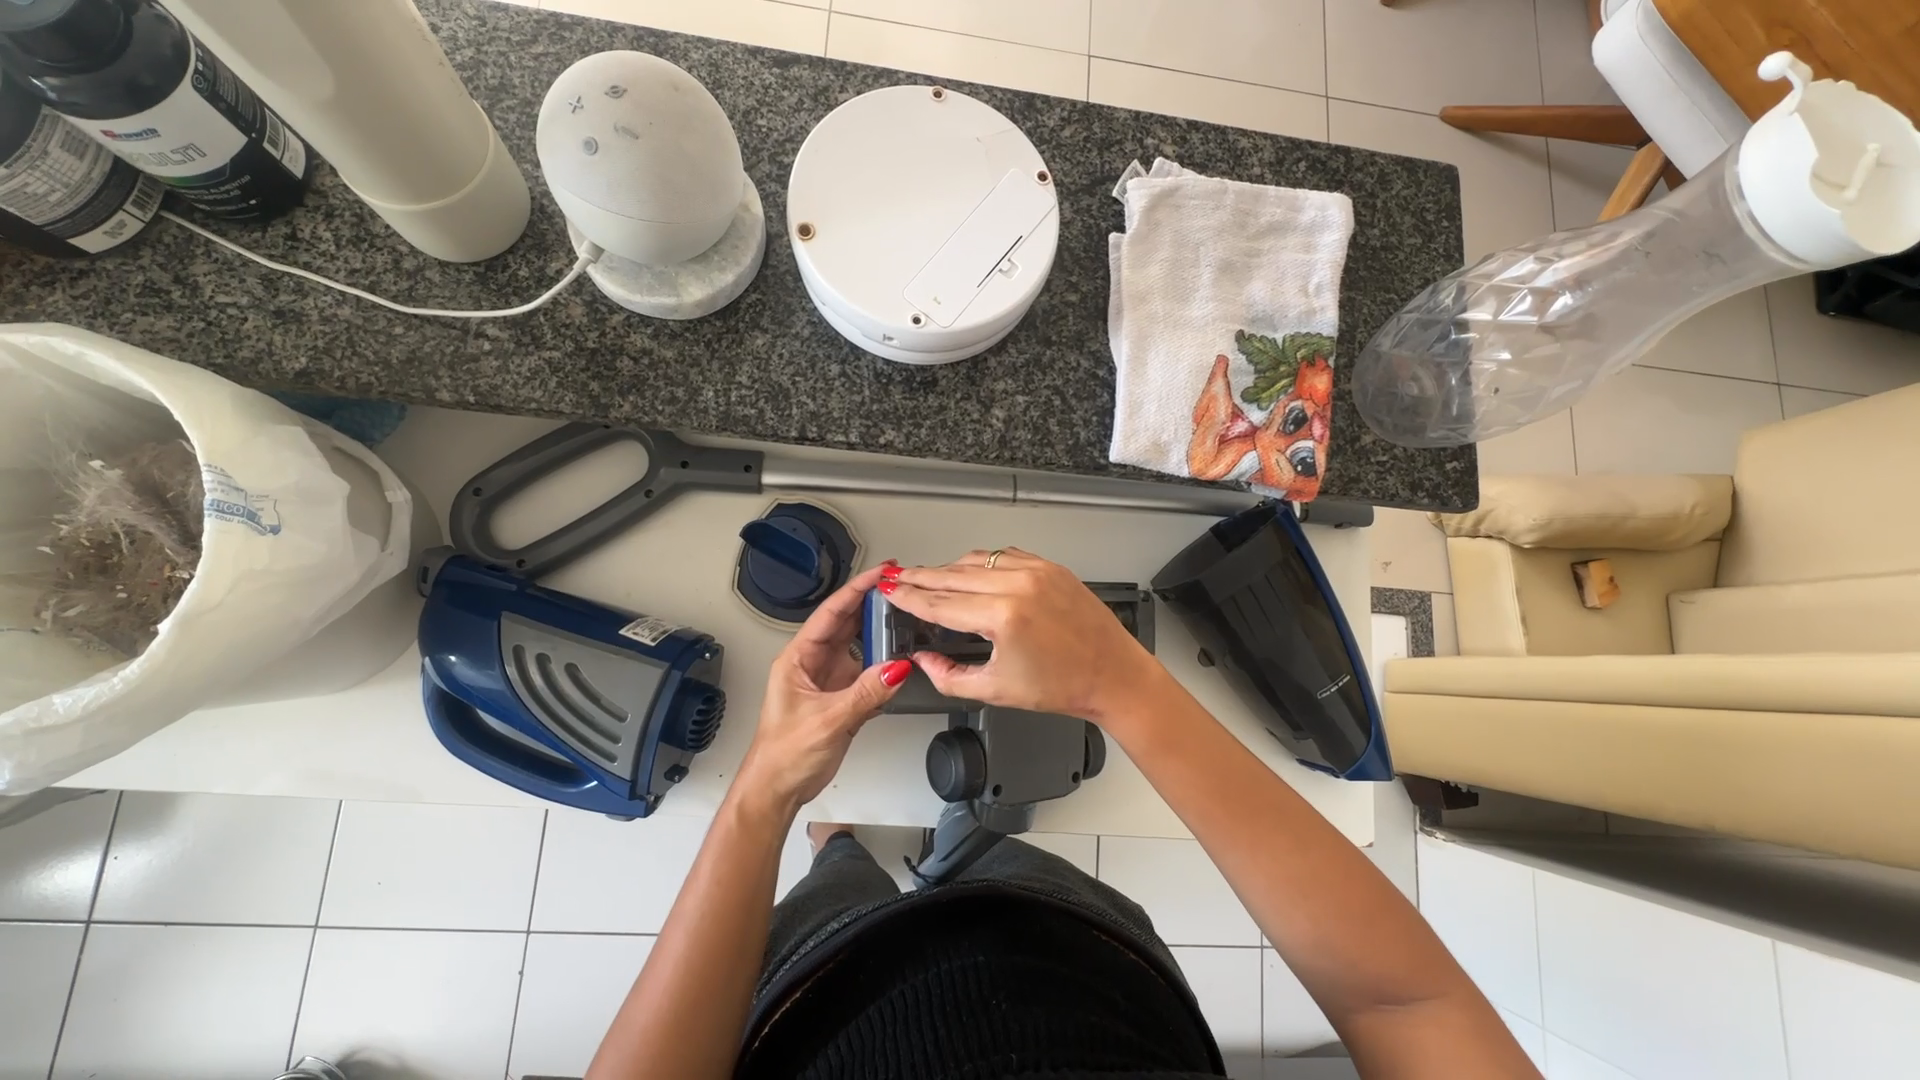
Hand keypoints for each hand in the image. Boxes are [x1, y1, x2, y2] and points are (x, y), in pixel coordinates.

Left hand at [735, 565, 911, 814]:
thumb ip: (866, 693)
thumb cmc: (782, 754)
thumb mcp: (828, 720)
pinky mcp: (841, 699)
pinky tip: (899, 657)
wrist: (777, 789)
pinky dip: (884, 664)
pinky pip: (867, 673)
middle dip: (870, 603)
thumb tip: (897, 667)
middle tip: (898, 586)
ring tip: (903, 615)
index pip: (831, 613)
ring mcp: (828, 681)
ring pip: (858, 646)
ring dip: (879, 632)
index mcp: (797, 659)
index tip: (879, 573)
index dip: (856, 589)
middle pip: (846, 623)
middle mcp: (812, 664)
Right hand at [880, 549, 1164, 726]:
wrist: (1113, 675)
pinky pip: (1004, 556)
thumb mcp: (996, 690)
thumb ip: (949, 676)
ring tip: (928, 577)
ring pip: (976, 561)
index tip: (889, 590)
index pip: (940, 602)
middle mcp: (1019, 585)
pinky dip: (982, 563)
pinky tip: (970, 572)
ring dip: (948, 568)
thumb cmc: (1066, 685)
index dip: (908, 597)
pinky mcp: (1051, 567)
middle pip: (952, 575)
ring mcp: (1037, 571)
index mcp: (1003, 616)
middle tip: (897, 577)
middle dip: (920, 576)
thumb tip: (924, 660)